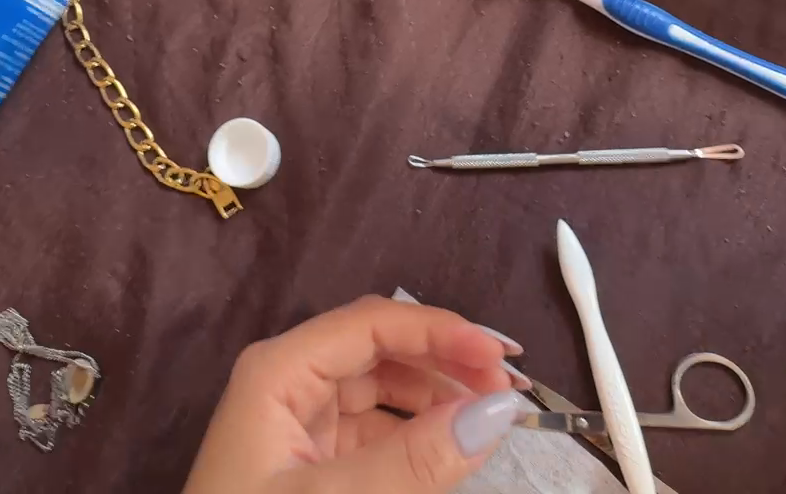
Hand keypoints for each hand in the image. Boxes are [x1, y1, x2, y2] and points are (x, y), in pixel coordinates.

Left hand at [182, 296, 527, 493]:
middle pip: (379, 346)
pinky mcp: (311, 456)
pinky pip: (373, 426)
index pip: (372, 323)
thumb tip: (495, 410)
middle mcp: (289, 379)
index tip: (501, 358)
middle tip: (506, 389)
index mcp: (279, 369)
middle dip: (443, 359)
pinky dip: (415, 432)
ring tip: (488, 414)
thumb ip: (413, 462)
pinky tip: (449, 444)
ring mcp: (299, 417)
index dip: (440, 330)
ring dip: (435, 394)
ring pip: (381, 384)